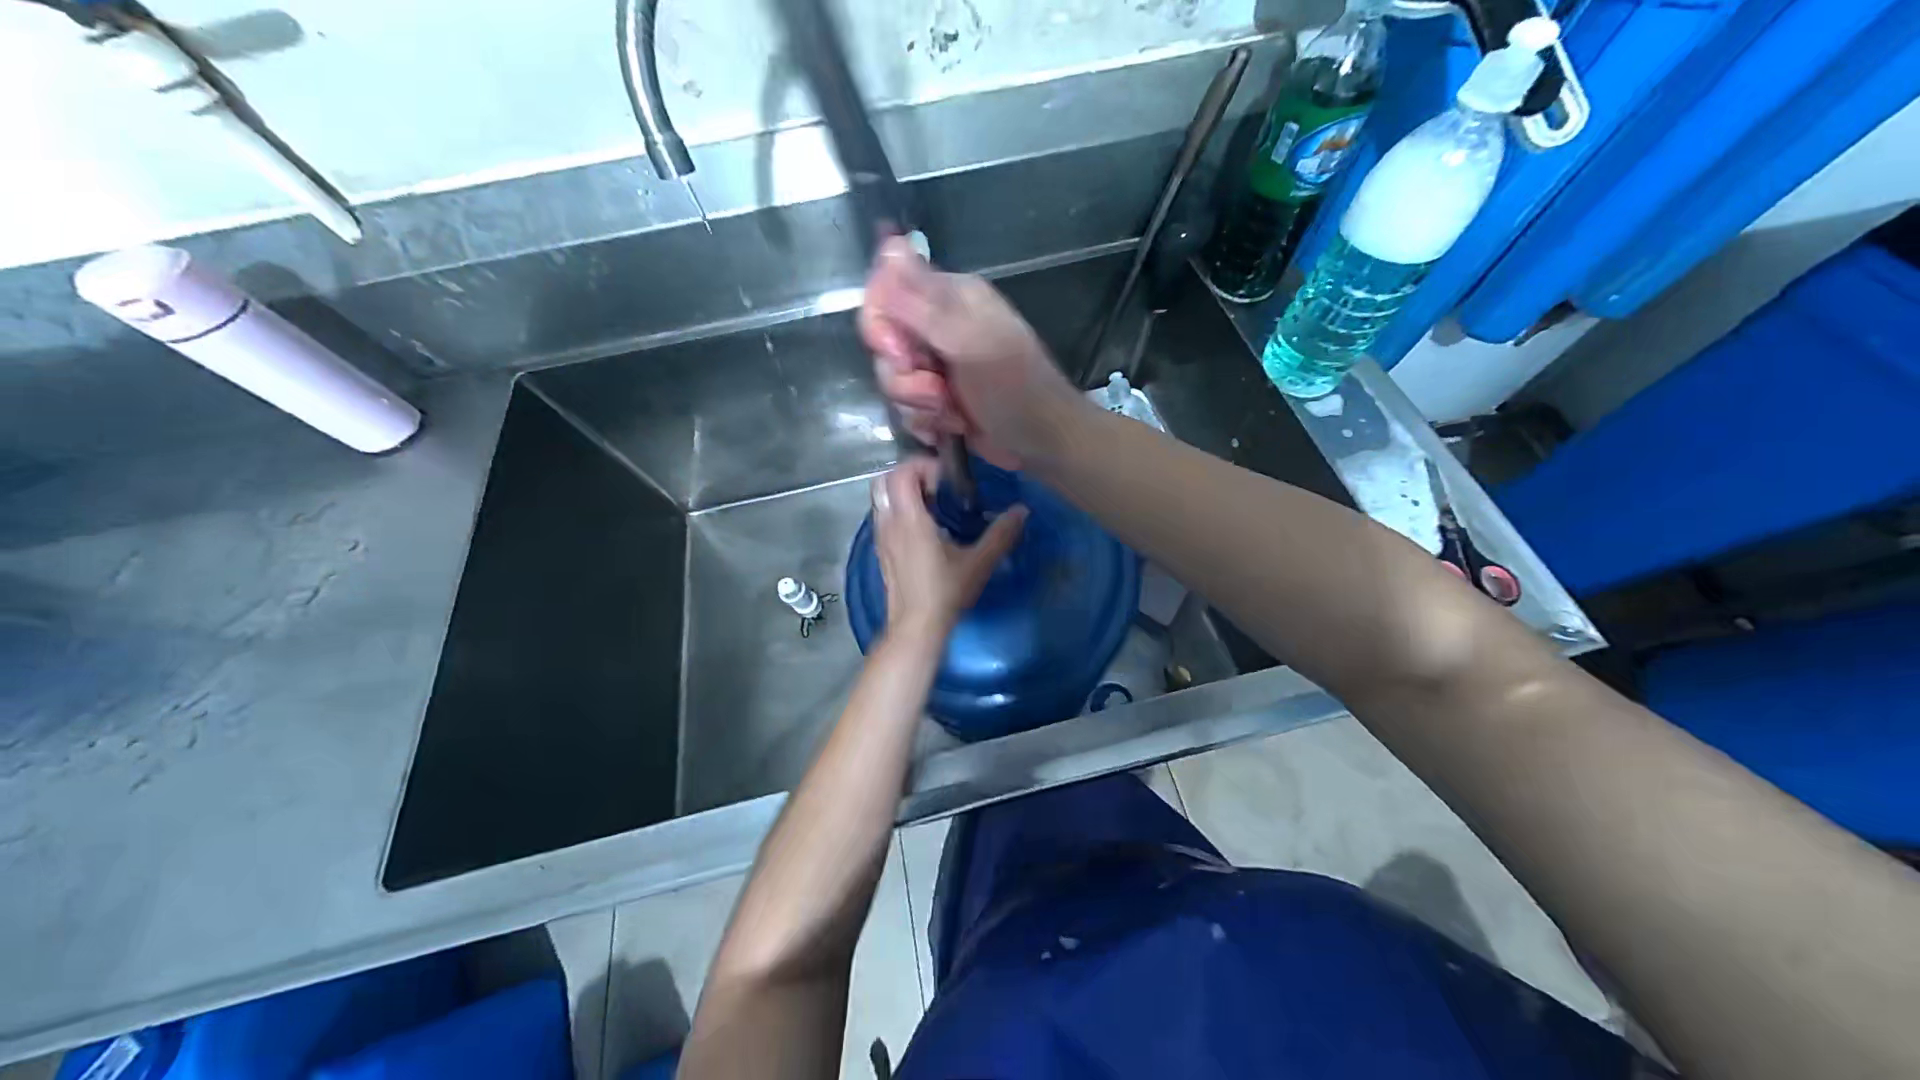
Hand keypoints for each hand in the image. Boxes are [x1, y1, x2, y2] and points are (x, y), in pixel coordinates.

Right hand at [859, 236, 1087, 468]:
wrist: (1041, 442)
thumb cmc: (1015, 388)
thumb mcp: (970, 342)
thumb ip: (924, 303)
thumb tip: (889, 245)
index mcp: (948, 297)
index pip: (884, 291)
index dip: (880, 325)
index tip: (899, 353)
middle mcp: (937, 325)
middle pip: (883, 342)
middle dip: (903, 377)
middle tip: (937, 391)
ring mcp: (936, 365)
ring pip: (893, 380)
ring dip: (917, 404)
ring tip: (950, 411)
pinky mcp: (935, 398)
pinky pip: (905, 407)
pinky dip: (925, 421)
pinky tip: (950, 426)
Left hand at [871, 458, 1026, 639]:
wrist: (915, 628)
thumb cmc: (945, 593)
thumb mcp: (978, 563)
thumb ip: (1001, 534)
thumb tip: (1021, 511)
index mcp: (909, 520)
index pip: (901, 473)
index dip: (922, 466)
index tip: (947, 477)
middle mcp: (889, 523)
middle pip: (885, 480)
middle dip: (910, 474)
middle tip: (937, 486)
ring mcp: (881, 537)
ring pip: (881, 498)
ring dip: (903, 492)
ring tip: (932, 505)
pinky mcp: (882, 551)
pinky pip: (883, 516)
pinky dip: (899, 510)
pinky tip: (924, 528)